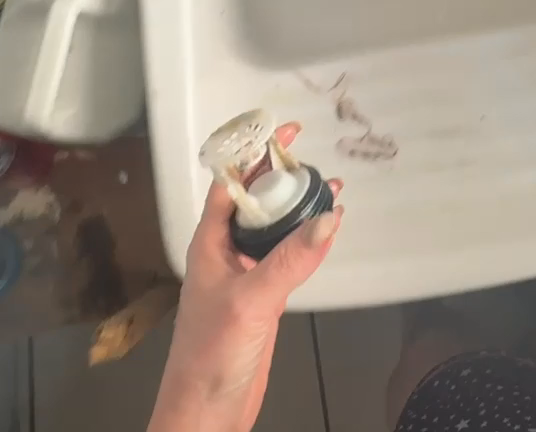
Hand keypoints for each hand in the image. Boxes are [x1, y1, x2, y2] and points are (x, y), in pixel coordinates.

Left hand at [149, 123, 343, 431]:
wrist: (206, 416)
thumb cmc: (210, 355)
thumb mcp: (252, 299)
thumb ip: (292, 258)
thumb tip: (329, 215)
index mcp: (210, 241)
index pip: (231, 183)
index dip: (254, 153)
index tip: (284, 131)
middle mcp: (226, 250)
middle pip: (256, 199)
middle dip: (281, 174)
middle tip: (311, 154)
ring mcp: (245, 272)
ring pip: (274, 226)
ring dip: (298, 205)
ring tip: (329, 185)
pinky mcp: (263, 295)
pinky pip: (287, 254)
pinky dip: (307, 237)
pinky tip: (326, 227)